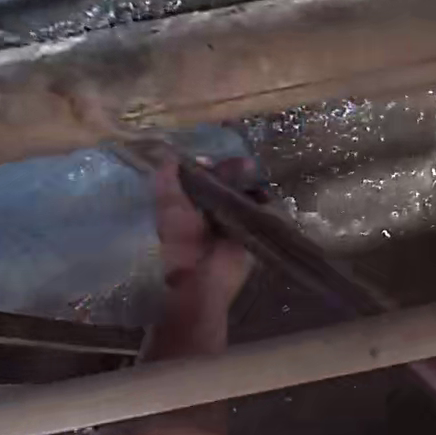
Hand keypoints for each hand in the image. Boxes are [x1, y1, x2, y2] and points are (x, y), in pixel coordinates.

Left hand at [146, 152, 252, 352]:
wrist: (205, 278)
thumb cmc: (183, 241)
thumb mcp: (170, 208)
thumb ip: (168, 183)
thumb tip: (170, 156)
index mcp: (187, 205)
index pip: (200, 178)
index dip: (208, 167)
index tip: (215, 159)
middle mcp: (208, 211)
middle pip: (224, 183)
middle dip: (234, 172)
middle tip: (247, 165)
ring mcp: (230, 221)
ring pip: (242, 195)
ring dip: (251, 186)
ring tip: (258, 181)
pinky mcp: (248, 232)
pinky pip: (258, 212)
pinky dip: (264, 203)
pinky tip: (266, 197)